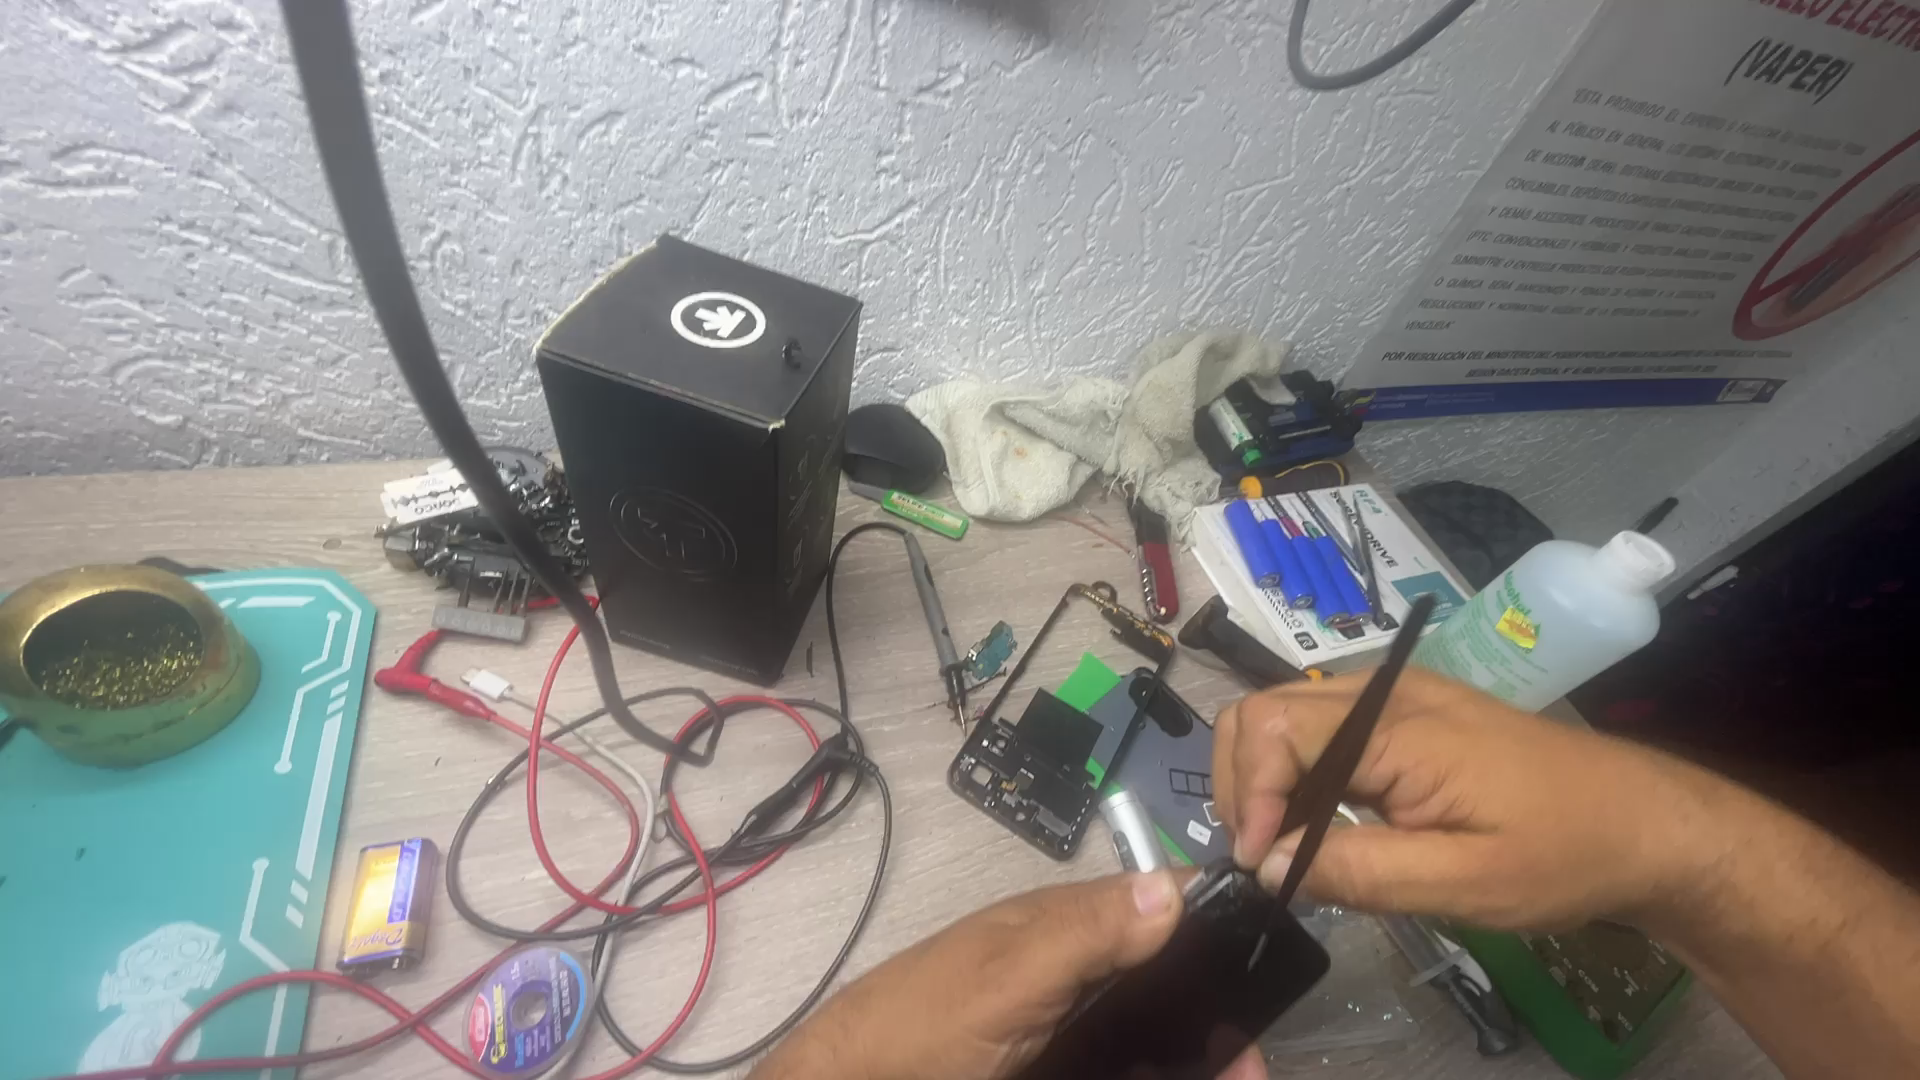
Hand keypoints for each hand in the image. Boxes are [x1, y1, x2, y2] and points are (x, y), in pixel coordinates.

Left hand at [747, 871, 1266, 1079]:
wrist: (863, 1079)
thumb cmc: (934, 1021)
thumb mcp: (1010, 975)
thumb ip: (1084, 932)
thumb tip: (1170, 884)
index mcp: (1066, 924)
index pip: (1155, 903)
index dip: (1211, 919)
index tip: (1267, 952)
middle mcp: (1075, 966)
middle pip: (1164, 977)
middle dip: (1214, 1015)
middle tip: (1252, 1061)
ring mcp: (1066, 1019)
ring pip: (1147, 1029)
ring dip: (1192, 1054)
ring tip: (1235, 1072)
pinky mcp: (1060, 1059)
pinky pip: (1120, 1060)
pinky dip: (1154, 1068)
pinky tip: (1181, 1075)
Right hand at [1214, 669, 1730, 929]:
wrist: (1647, 823)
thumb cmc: (1565, 853)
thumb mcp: (1467, 882)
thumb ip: (1359, 871)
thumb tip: (1265, 866)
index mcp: (1395, 723)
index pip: (1275, 728)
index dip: (1249, 790)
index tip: (1257, 862)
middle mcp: (1374, 691)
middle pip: (1260, 710)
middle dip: (1240, 780)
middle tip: (1259, 853)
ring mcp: (1380, 696)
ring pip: (1275, 715)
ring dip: (1257, 776)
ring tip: (1277, 842)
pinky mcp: (1386, 712)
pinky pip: (1307, 727)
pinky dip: (1286, 772)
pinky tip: (1308, 818)